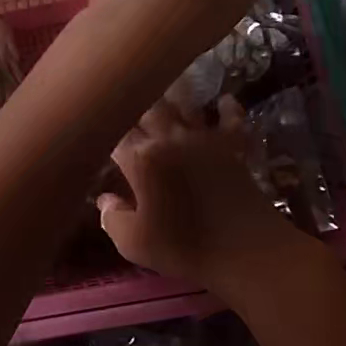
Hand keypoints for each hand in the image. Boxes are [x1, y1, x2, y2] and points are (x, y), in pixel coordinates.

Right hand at [97, 98, 319, 295]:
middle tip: (128, 112)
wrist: (245, 250)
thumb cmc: (184, 248)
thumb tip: (105, 199)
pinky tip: (223, 102)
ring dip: (173, 98)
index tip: (101, 139)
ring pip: (185, 103)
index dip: (106, 133)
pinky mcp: (233, 145)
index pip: (117, 134)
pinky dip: (226, 107)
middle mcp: (171, 139)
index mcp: (142, 159)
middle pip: (148, 108)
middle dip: (135, 107)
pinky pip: (230, 117)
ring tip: (164, 94)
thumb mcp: (133, 243)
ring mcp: (205, 138)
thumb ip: (112, 217)